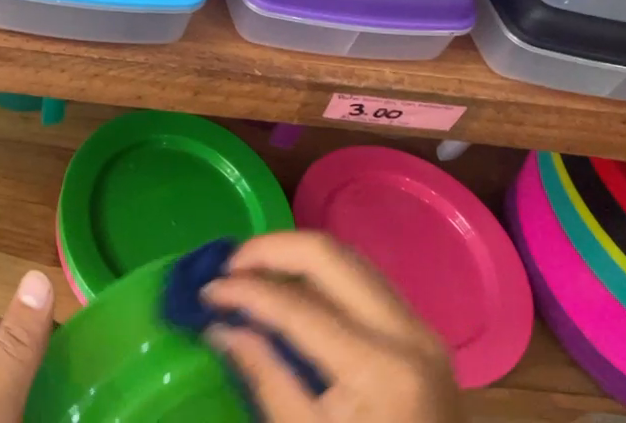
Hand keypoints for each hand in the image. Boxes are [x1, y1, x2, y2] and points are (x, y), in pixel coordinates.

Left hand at [0, 269, 55, 421]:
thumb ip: (14, 347)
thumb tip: (39, 274)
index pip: (32, 327)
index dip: (57, 361)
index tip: (74, 396)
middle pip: (18, 357)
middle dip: (38, 388)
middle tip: (50, 418)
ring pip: (3, 387)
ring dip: (22, 408)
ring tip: (32, 421)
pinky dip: (1, 417)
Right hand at [202, 232, 464, 422]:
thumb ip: (265, 376)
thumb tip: (219, 326)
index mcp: (379, 368)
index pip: (296, 303)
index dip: (243, 290)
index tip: (205, 290)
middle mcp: (407, 332)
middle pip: (327, 254)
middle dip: (268, 250)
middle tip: (228, 266)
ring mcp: (420, 328)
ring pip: (347, 257)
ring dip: (294, 255)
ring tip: (252, 272)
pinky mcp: (420, 333)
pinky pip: (364, 279)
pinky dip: (321, 272)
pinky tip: (290, 286)